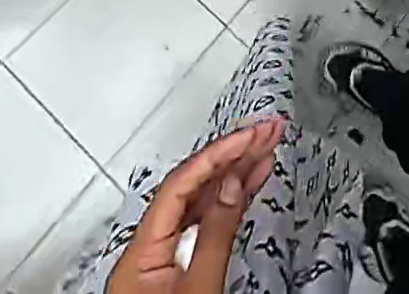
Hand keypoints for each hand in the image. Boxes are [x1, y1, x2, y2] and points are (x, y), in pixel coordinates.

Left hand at [106, 119, 284, 293]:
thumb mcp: (200, 290)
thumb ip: (217, 232)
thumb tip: (233, 181)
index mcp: (140, 255)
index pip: (181, 184)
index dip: (219, 152)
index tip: (253, 134)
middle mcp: (144, 251)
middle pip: (189, 186)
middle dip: (231, 153)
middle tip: (268, 130)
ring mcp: (158, 259)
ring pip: (197, 198)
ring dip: (235, 169)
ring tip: (267, 145)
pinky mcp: (173, 267)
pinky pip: (201, 217)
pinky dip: (229, 195)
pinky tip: (250, 180)